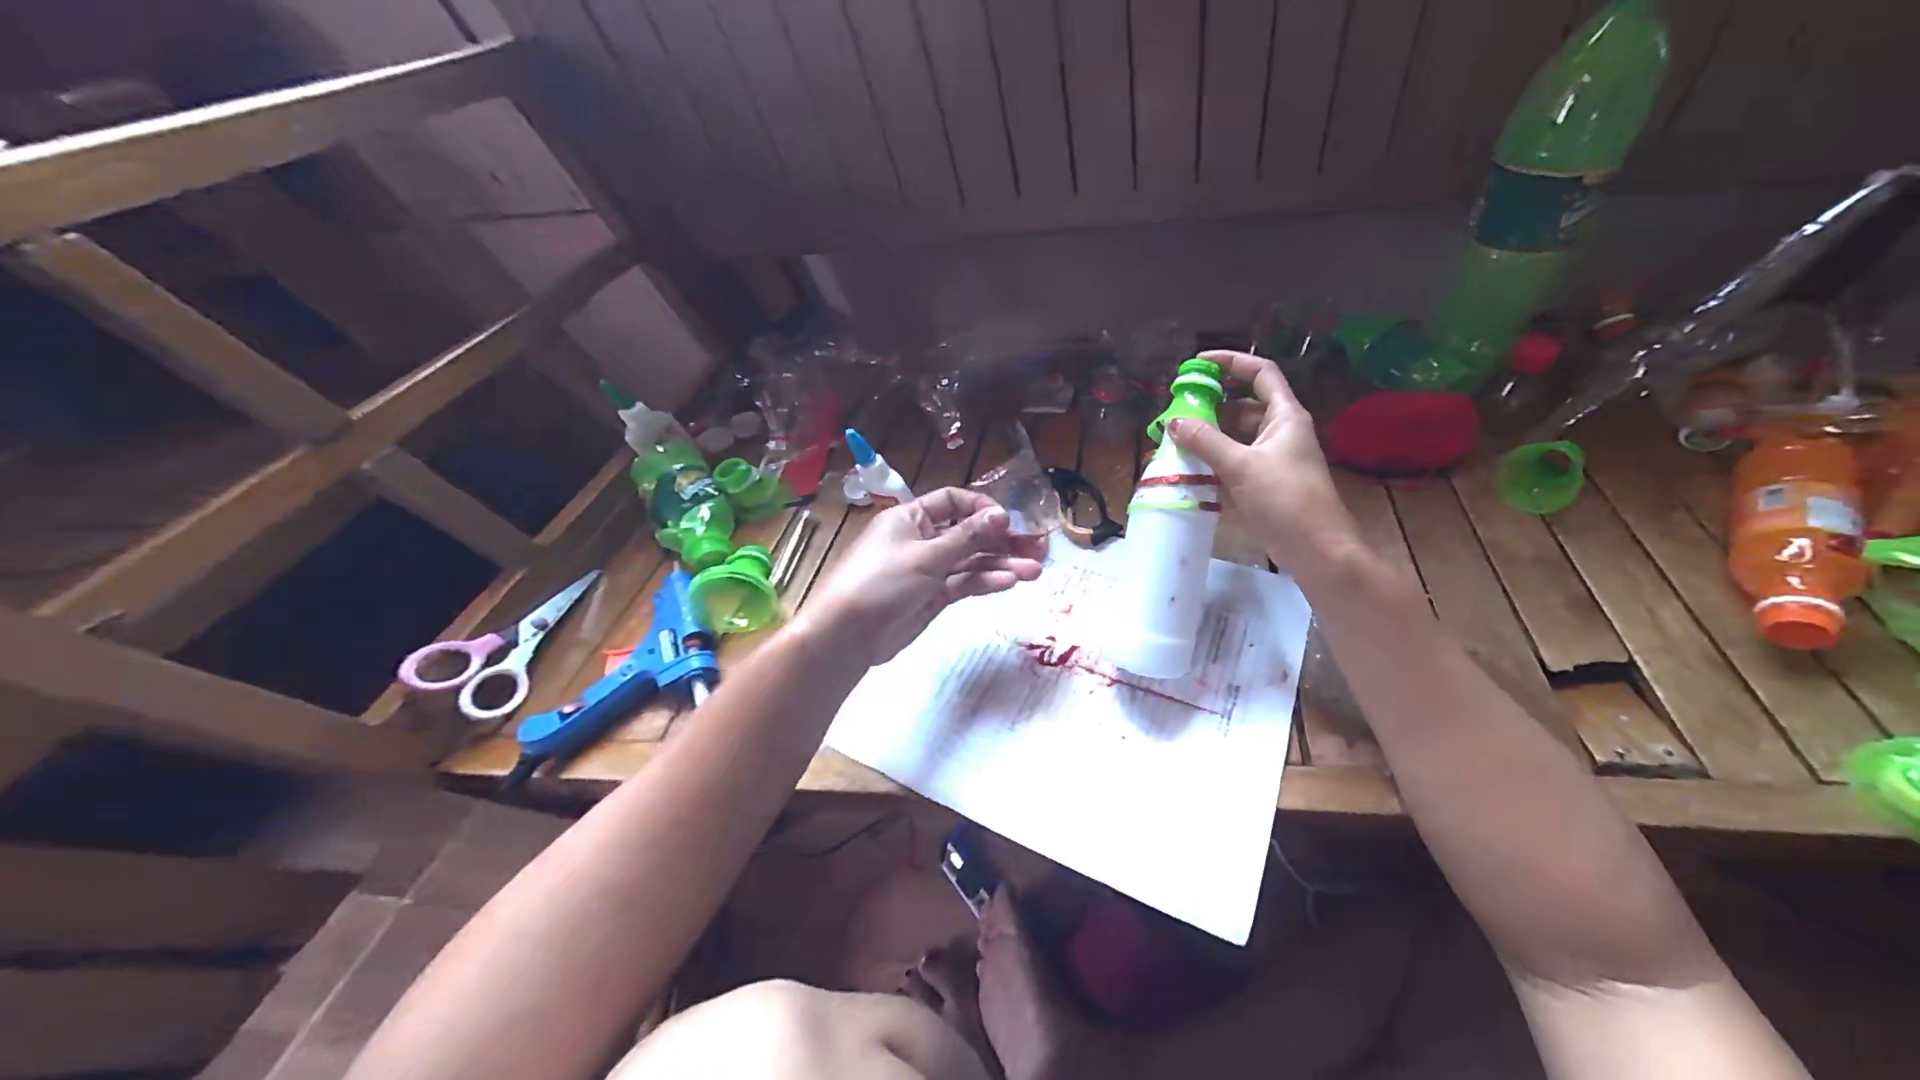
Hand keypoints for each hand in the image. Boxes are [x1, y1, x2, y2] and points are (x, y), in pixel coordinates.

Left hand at [799, 487, 1046, 666]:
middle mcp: (921, 539)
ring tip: (1035, 571)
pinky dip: (985, 582)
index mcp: (911, 518)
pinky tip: (1010, 582)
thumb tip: (1001, 514)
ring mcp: (927, 570)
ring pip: (970, 561)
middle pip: (968, 533)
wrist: (847, 635)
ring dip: (1001, 564)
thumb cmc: (880, 582)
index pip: (953, 501)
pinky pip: (963, 583)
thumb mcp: (925, 555)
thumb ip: (967, 537)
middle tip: (1039, 548)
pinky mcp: (932, 597)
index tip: (1010, 521)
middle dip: (1002, 540)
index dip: (982, 509)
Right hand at [1164, 350, 1361, 580]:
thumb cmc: (1285, 499)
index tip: (1198, 364)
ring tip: (1177, 436)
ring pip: (1237, 433)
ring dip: (1210, 433)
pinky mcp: (1266, 480)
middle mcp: (1280, 430)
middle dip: (1212, 402)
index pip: (1260, 373)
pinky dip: (1215, 457)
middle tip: (1178, 407)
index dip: (1232, 362)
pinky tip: (1191, 464)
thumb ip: (1206, 441)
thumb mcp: (1241, 466)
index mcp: (1285, 416)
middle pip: (1244, 403)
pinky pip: (1236, 458)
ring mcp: (1273, 456)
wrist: (1316, 547)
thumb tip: (1174, 422)